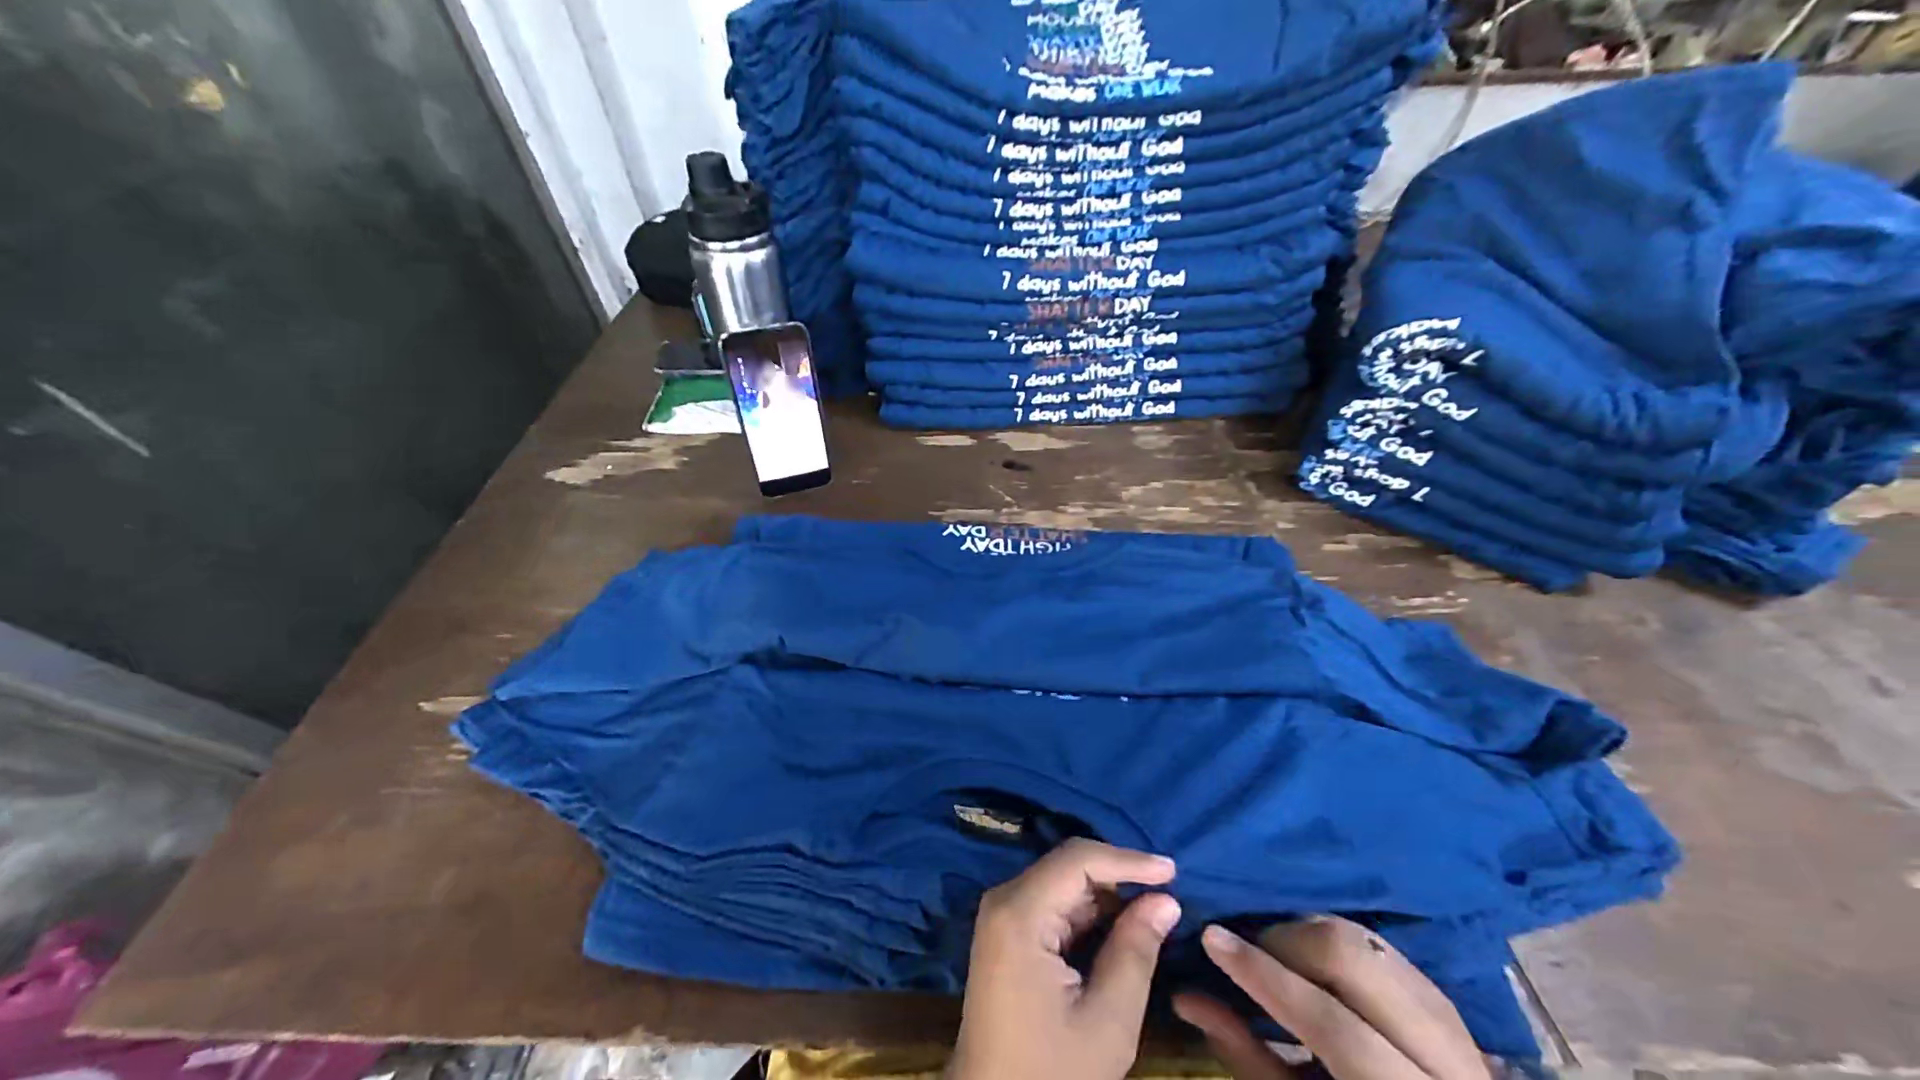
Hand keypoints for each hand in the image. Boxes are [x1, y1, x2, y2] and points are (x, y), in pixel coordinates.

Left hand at [947, 839, 1181, 1079]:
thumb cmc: (1051, 1072)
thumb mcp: (1107, 1020)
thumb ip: (1135, 951)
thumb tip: (1165, 900)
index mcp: (1020, 913)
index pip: (1078, 859)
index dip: (1128, 859)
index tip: (1174, 871)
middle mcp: (1004, 900)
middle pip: (1068, 865)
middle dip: (1120, 874)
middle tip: (1169, 892)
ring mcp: (1002, 915)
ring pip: (1063, 882)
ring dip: (1108, 893)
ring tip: (1155, 907)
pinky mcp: (1007, 933)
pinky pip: (1053, 903)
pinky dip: (1090, 911)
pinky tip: (1123, 926)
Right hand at [1174, 919, 1491, 1079]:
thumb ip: (1248, 1057)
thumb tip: (1186, 997)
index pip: (1331, 1023)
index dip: (1265, 977)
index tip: (1211, 938)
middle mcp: (1445, 1058)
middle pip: (1353, 958)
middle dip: (1285, 940)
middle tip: (1245, 948)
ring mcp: (1454, 1022)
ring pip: (1366, 940)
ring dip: (1307, 934)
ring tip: (1273, 954)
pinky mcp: (1444, 999)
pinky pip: (1378, 945)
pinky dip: (1332, 941)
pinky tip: (1308, 961)